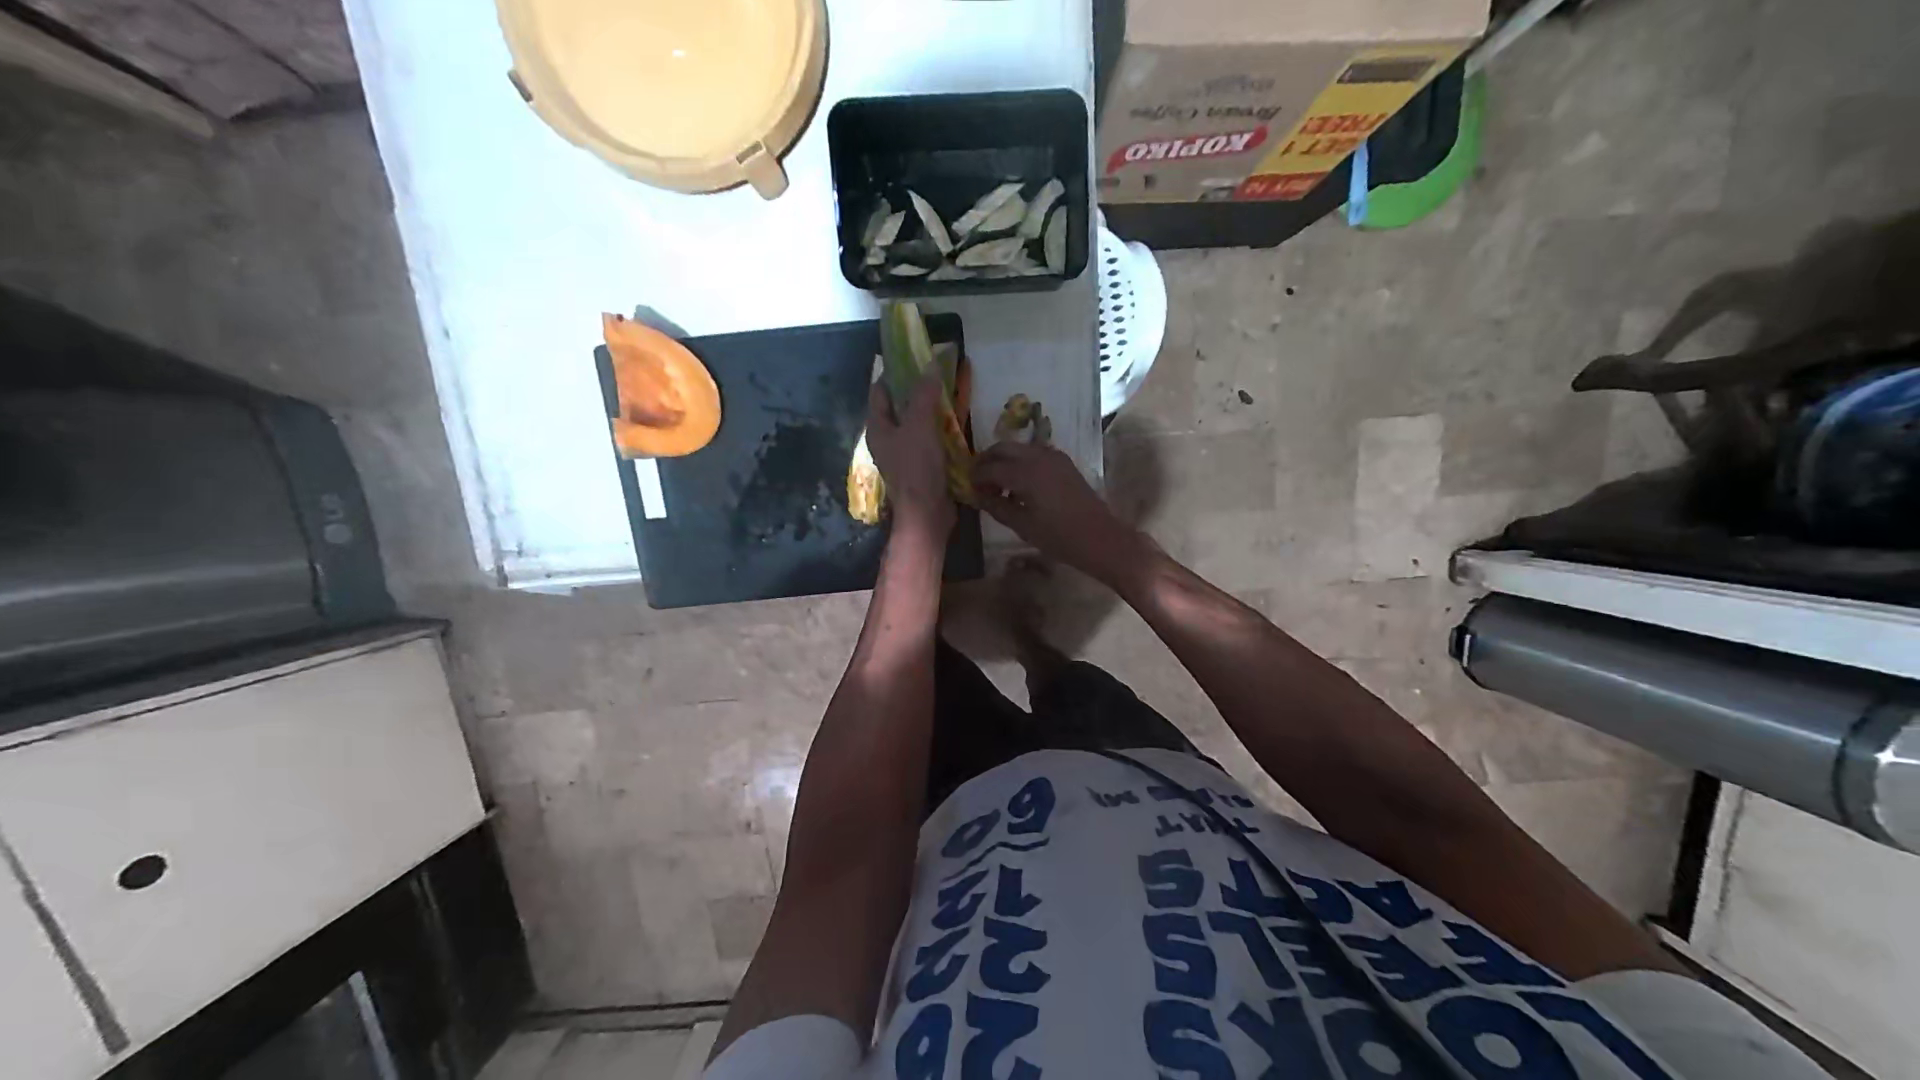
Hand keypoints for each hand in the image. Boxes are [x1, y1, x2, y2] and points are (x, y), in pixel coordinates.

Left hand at [866, 374, 955, 539]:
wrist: (927, 513)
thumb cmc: (916, 467)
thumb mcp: (919, 426)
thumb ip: (923, 395)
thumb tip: (930, 366)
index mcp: (879, 427)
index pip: (880, 390)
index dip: (895, 372)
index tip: (914, 355)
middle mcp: (890, 437)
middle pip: (902, 404)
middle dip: (919, 386)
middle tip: (939, 367)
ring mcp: (908, 450)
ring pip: (921, 419)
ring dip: (935, 403)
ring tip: (953, 383)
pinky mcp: (926, 462)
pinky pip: (935, 435)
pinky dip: (945, 422)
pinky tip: (960, 412)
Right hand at [972, 440, 1152, 585]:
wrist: (1100, 537)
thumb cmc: (1059, 536)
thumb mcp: (1022, 525)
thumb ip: (997, 506)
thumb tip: (978, 496)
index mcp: (1025, 473)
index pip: (990, 467)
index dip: (976, 477)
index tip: (970, 489)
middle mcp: (1038, 457)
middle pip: (1002, 448)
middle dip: (987, 461)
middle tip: (979, 481)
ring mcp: (1053, 456)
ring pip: (1019, 448)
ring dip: (1004, 460)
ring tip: (999, 485)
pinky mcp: (1063, 462)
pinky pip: (1034, 453)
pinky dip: (1021, 462)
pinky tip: (1020, 485)